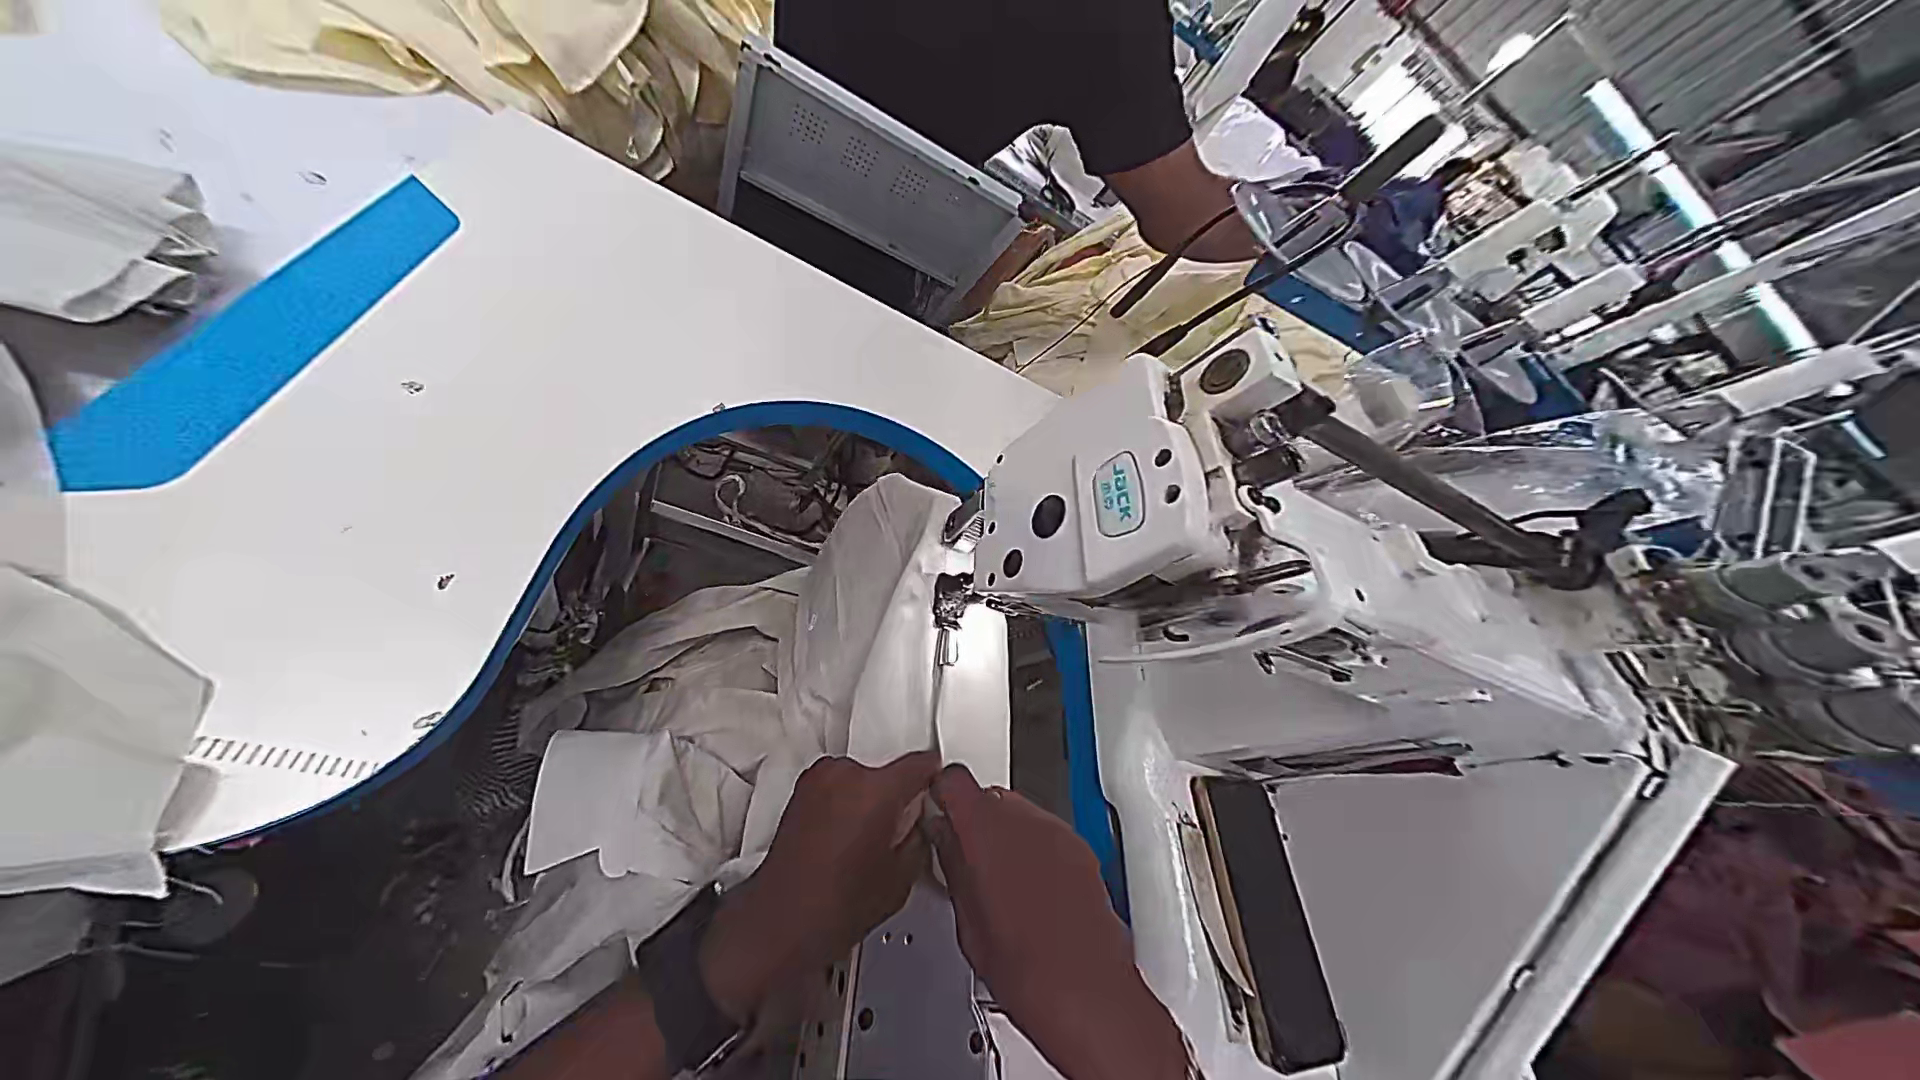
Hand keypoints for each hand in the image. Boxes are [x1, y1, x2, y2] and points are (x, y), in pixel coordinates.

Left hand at [700, 752, 940, 1022]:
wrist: (778, 921)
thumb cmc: (829, 907)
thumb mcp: (900, 880)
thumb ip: (920, 836)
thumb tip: (920, 821)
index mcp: (877, 791)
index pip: (920, 763)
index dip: (934, 777)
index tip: (936, 787)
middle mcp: (847, 774)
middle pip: (889, 771)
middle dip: (898, 795)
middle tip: (898, 830)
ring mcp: (821, 777)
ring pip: (863, 777)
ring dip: (869, 798)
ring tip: (865, 840)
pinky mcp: (803, 787)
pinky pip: (839, 783)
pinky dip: (846, 801)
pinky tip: (845, 837)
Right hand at [929, 765, 1187, 1079]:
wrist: (1083, 989)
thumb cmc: (1025, 965)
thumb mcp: (965, 917)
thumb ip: (951, 862)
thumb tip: (944, 840)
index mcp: (984, 828)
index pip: (954, 780)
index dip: (942, 791)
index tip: (938, 807)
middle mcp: (1022, 819)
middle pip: (988, 795)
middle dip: (975, 818)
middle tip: (966, 853)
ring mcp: (1055, 830)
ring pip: (1019, 811)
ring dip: (1006, 831)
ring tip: (1000, 878)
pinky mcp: (1079, 846)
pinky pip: (1046, 830)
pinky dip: (1035, 845)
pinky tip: (1030, 886)